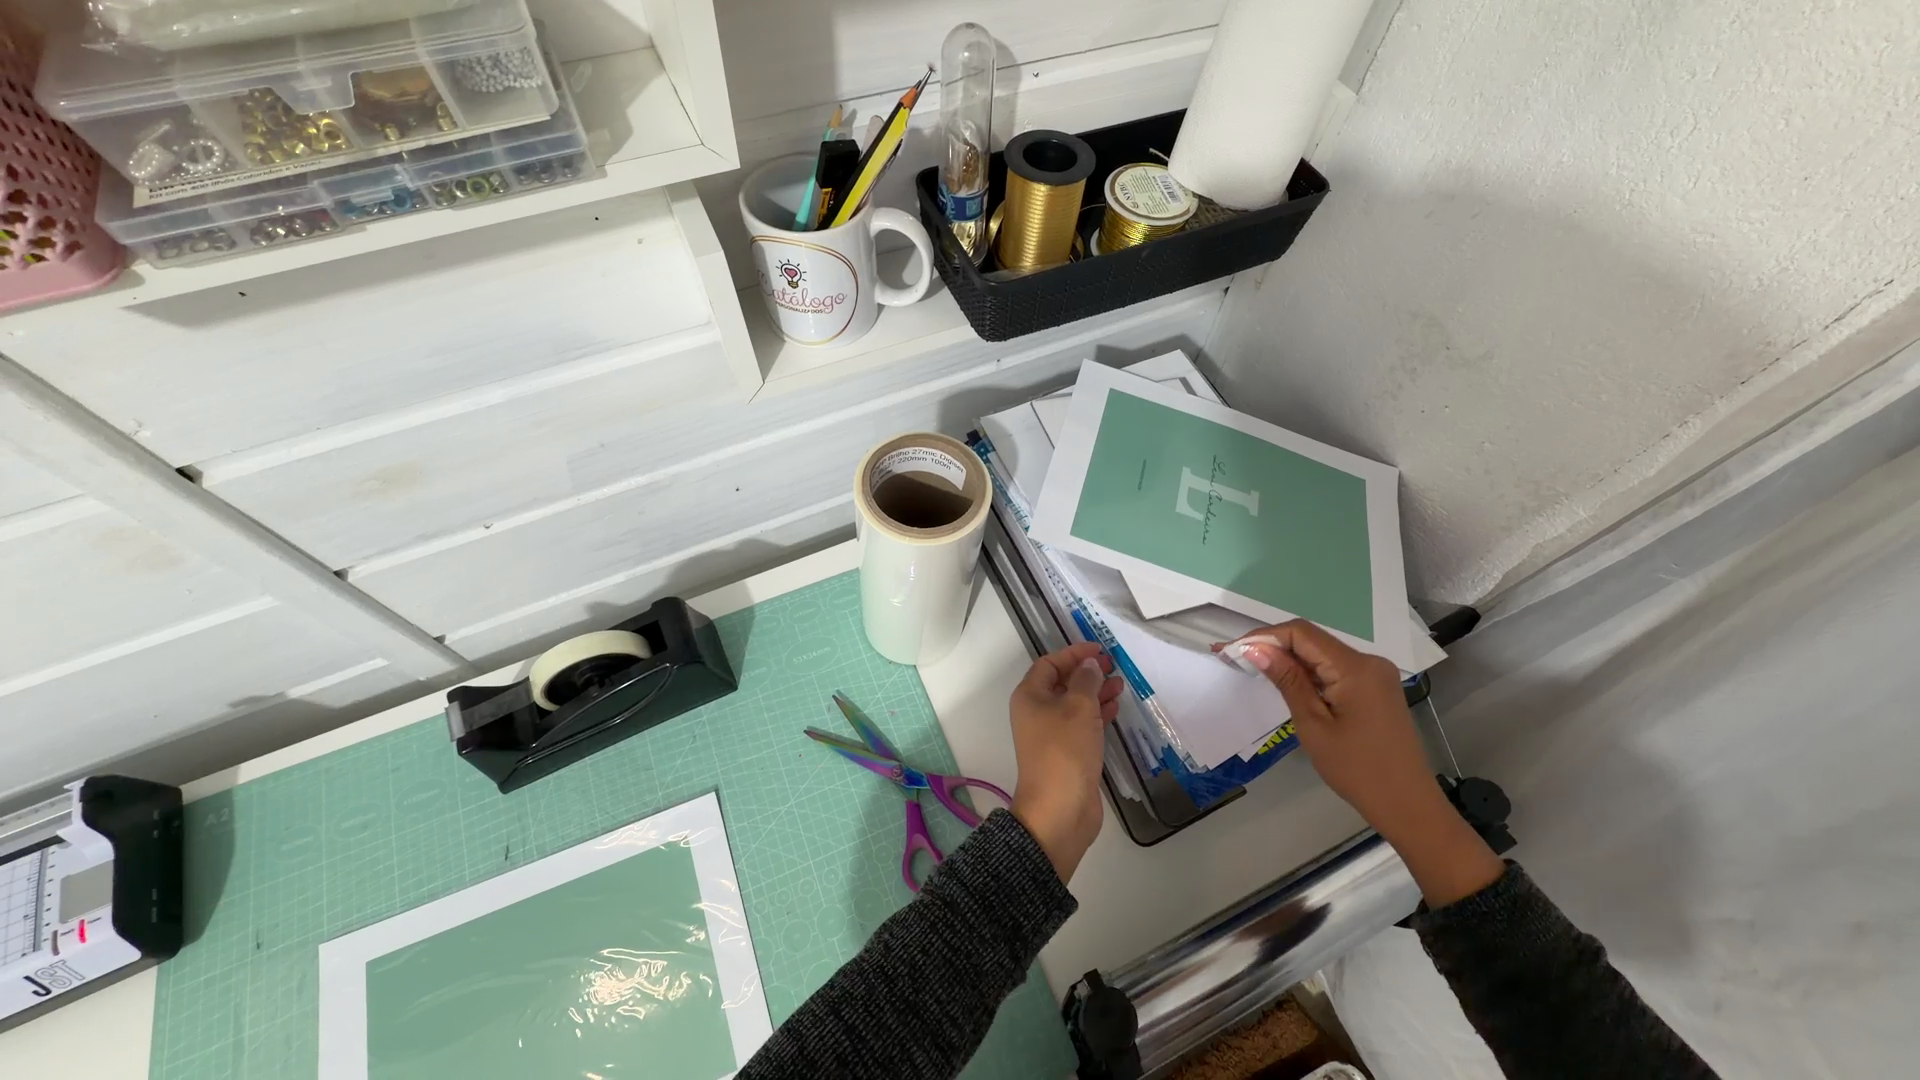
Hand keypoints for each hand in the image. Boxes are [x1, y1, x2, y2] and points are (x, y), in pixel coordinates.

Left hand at [1008, 642, 1120, 882]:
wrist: (1060, 809)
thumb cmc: (1064, 750)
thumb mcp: (1078, 707)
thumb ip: (1086, 681)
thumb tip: (1089, 664)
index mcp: (1030, 697)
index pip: (1049, 664)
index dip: (1073, 654)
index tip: (1099, 650)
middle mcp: (1037, 712)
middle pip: (1062, 683)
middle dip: (1087, 673)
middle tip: (1113, 667)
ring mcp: (1052, 734)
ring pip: (1075, 704)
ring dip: (1096, 692)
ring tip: (1120, 685)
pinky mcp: (1068, 753)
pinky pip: (1083, 724)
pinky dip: (1098, 714)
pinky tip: (1116, 708)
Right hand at [1226, 620, 1502, 906]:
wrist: (1407, 804)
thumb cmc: (1357, 769)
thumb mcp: (1314, 725)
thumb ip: (1287, 681)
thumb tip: (1255, 649)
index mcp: (1356, 668)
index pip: (1301, 633)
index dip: (1263, 636)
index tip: (1231, 650)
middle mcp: (1369, 662)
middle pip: (1312, 640)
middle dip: (1272, 646)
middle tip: (1233, 658)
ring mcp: (1376, 674)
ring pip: (1322, 654)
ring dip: (1289, 660)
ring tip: (1253, 670)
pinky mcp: (1376, 688)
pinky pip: (1335, 669)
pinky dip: (1309, 673)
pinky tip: (1287, 683)